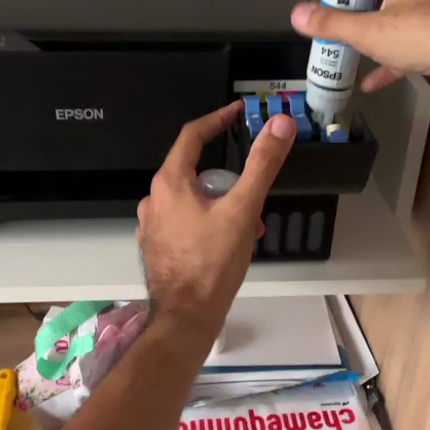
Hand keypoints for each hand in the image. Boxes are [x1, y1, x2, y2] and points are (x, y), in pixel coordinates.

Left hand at [137, 103, 294, 343]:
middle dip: (228, 179)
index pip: (192, 135)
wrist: (186, 316)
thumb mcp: (243, 210)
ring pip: (190, 199)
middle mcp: (153, 199)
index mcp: (169, 182)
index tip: (237, 114)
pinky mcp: (156, 247)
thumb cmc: (212, 263)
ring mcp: (151, 225)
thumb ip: (261, 165)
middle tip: (253, 194)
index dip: (217, 120)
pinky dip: (205, 223)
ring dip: (219, 204)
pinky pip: (183, 222)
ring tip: (247, 227)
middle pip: (194, 171)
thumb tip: (279, 125)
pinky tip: (224, 244)